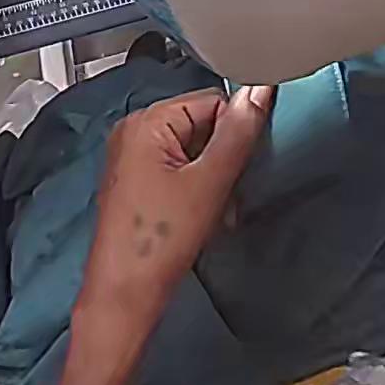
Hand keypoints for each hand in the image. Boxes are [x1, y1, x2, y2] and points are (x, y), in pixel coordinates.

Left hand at [75, 85, 275, 339]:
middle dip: (224, 160)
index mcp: (147, 121)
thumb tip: (260, 88)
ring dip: (215, 178)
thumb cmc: (162, 239)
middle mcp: (135, 130)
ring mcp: (132, 156)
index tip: (238, 169)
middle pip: (203, 125)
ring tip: (217, 212)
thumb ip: (238, 133)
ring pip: (195, 151)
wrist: (124, 296)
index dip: (234, 134)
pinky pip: (179, 168)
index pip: (212, 102)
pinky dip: (198, 188)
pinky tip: (204, 216)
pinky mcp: (136, 180)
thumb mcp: (209, 181)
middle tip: (227, 196)